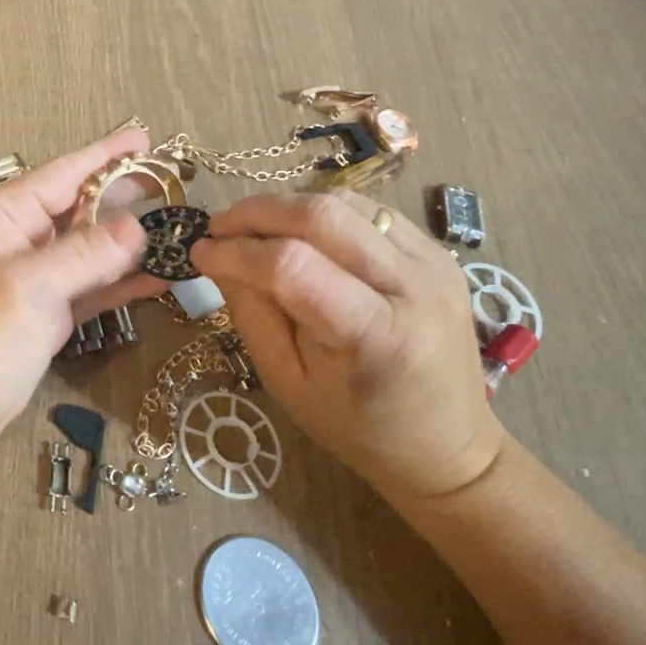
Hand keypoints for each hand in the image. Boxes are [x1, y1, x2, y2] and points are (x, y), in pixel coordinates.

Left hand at [0, 127, 163, 462]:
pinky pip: (92, 285)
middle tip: (174, 182)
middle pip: (81, 204)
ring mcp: (36, 274)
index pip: (64, 173)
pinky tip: (159, 276)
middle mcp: (21, 236)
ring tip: (176, 222)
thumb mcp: (29, 289)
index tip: (145, 137)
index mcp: (6, 215)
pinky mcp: (48, 310)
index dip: (106, 154)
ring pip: (91, 245)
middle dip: (125, 193)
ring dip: (129, 237)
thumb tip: (137, 226)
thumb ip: (85, 254)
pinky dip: (122, 281)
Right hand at [191, 189, 505, 500]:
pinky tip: (296, 234)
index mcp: (378, 336)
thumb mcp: (286, 381)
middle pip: (322, 215)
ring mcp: (432, 262)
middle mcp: (414, 287)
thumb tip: (213, 253)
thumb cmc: (356, 426)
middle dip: (256, 212)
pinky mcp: (435, 251)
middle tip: (219, 229)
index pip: (293, 266)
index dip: (237, 252)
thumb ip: (250, 311)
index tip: (199, 252)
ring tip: (252, 230)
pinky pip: (364, 209)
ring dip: (286, 207)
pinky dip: (318, 212)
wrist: (446, 444)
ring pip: (342, 201)